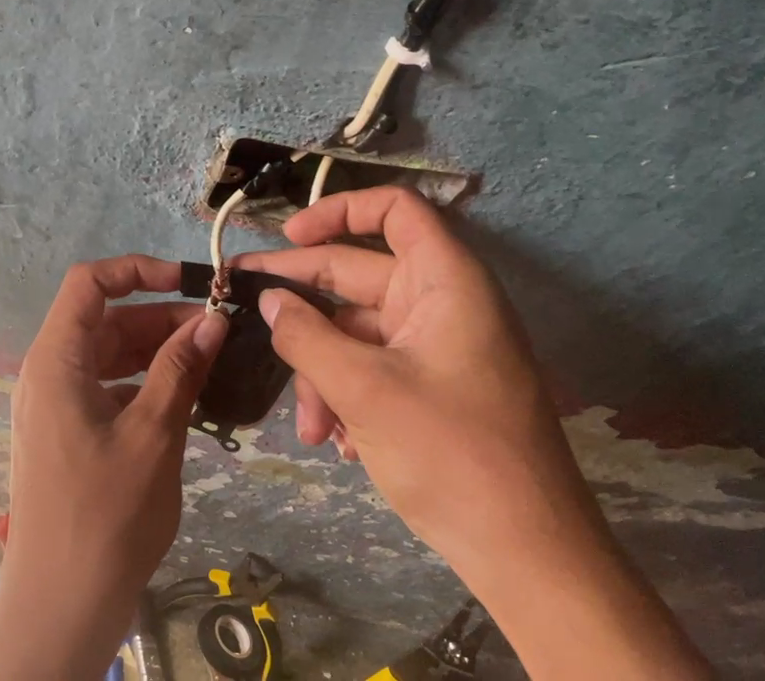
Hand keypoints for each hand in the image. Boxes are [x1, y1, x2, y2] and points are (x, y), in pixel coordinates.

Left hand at [0, 256, 226, 680]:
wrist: (60, 604)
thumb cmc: (105, 516)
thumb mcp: (151, 437)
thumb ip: (179, 372)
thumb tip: (211, 320)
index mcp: (55, 361)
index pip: (88, 283)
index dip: (136, 270)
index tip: (190, 282)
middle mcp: (48, 373)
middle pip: (103, 321)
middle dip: (159, 319)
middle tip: (220, 333)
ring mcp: (54, 406)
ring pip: (108, 357)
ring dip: (156, 354)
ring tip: (213, 364)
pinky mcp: (67, 435)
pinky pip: (106, 390)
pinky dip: (143, 386)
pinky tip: (186, 401)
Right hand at [233, 185, 577, 556]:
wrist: (527, 554)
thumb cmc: (450, 453)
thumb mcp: (363, 389)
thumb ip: (304, 336)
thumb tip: (269, 301)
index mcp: (445, 283)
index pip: (395, 211)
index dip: (339, 210)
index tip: (287, 237)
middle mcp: (441, 306)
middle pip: (357, 275)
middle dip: (299, 301)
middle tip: (238, 305)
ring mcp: (436, 350)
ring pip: (355, 333)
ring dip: (320, 371)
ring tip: (311, 426)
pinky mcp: (431, 389)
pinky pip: (371, 369)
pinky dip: (345, 394)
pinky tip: (335, 441)